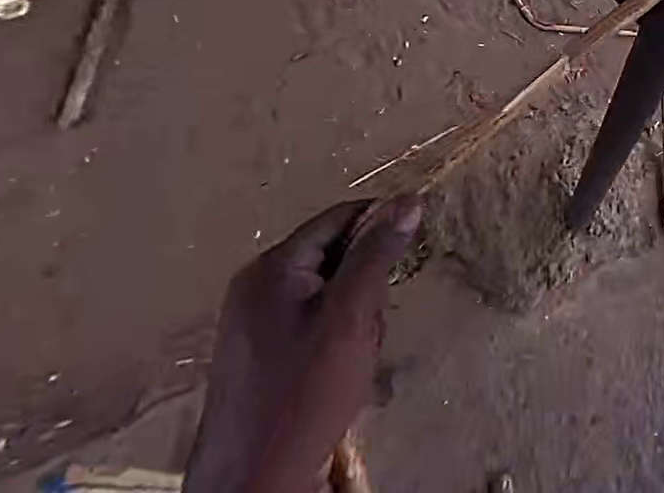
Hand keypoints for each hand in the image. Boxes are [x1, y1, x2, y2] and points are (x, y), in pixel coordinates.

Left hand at [184, 198, 421, 492]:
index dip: (379, 222)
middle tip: (375, 319)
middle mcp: (257, 285)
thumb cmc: (303, 394)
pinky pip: (311, 321)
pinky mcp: (258, 353)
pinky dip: (335, 335)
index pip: (338, 217)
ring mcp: (253, 321)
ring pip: (326, 290)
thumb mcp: (351, 316)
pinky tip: (340, 371)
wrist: (251, 488)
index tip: (412, 242)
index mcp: (273, 266)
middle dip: (365, 280)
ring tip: (357, 354)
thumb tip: (408, 200)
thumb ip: (377, 253)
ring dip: (353, 312)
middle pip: (331, 254)